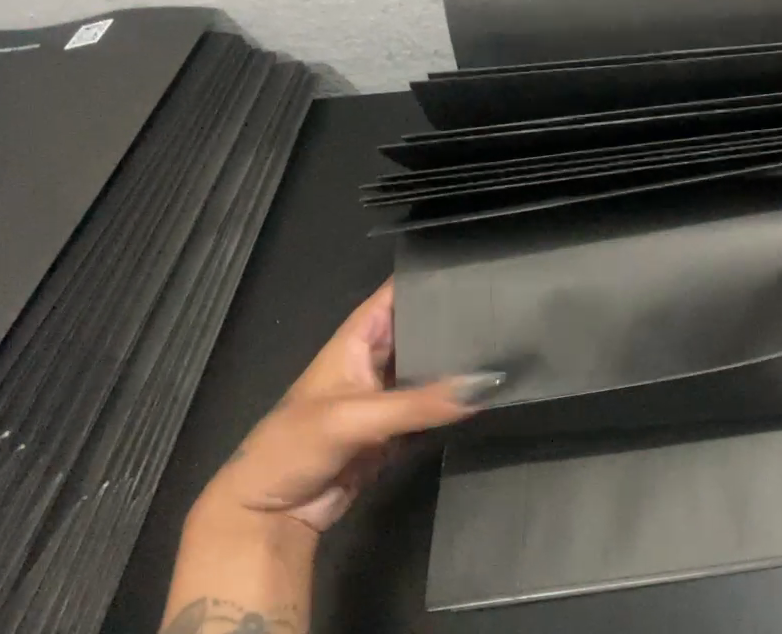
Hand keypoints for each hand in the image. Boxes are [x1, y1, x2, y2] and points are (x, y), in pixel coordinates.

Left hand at [192, 280, 500, 537]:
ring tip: (511, 342)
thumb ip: (421, 402)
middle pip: (426, 326)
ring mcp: (392, 394)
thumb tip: (489, 383)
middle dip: (461, 316)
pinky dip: (461, 399)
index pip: (400, 291)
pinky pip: (439, 405)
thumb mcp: (355, 417)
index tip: (480, 264)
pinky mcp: (402, 428)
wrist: (269, 518)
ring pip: (436, 366)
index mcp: (359, 337)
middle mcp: (379, 358)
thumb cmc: (294, 448)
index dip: (434, 276)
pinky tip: (495, 388)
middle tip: (511, 305)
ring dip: (465, 360)